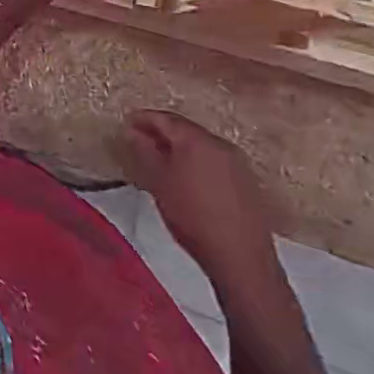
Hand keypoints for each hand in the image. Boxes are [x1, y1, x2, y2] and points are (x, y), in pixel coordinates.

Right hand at [116, 110, 275, 273]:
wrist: (240, 254)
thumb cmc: (193, 217)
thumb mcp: (160, 184)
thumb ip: (145, 153)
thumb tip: (133, 132)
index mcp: (195, 139)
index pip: (165, 119)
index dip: (144, 118)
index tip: (128, 122)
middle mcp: (218, 142)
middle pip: (185, 130)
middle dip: (162, 133)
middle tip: (142, 141)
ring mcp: (235, 160)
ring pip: (201, 145)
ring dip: (181, 148)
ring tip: (162, 161)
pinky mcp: (246, 179)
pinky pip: (215, 160)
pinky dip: (197, 162)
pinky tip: (189, 179)